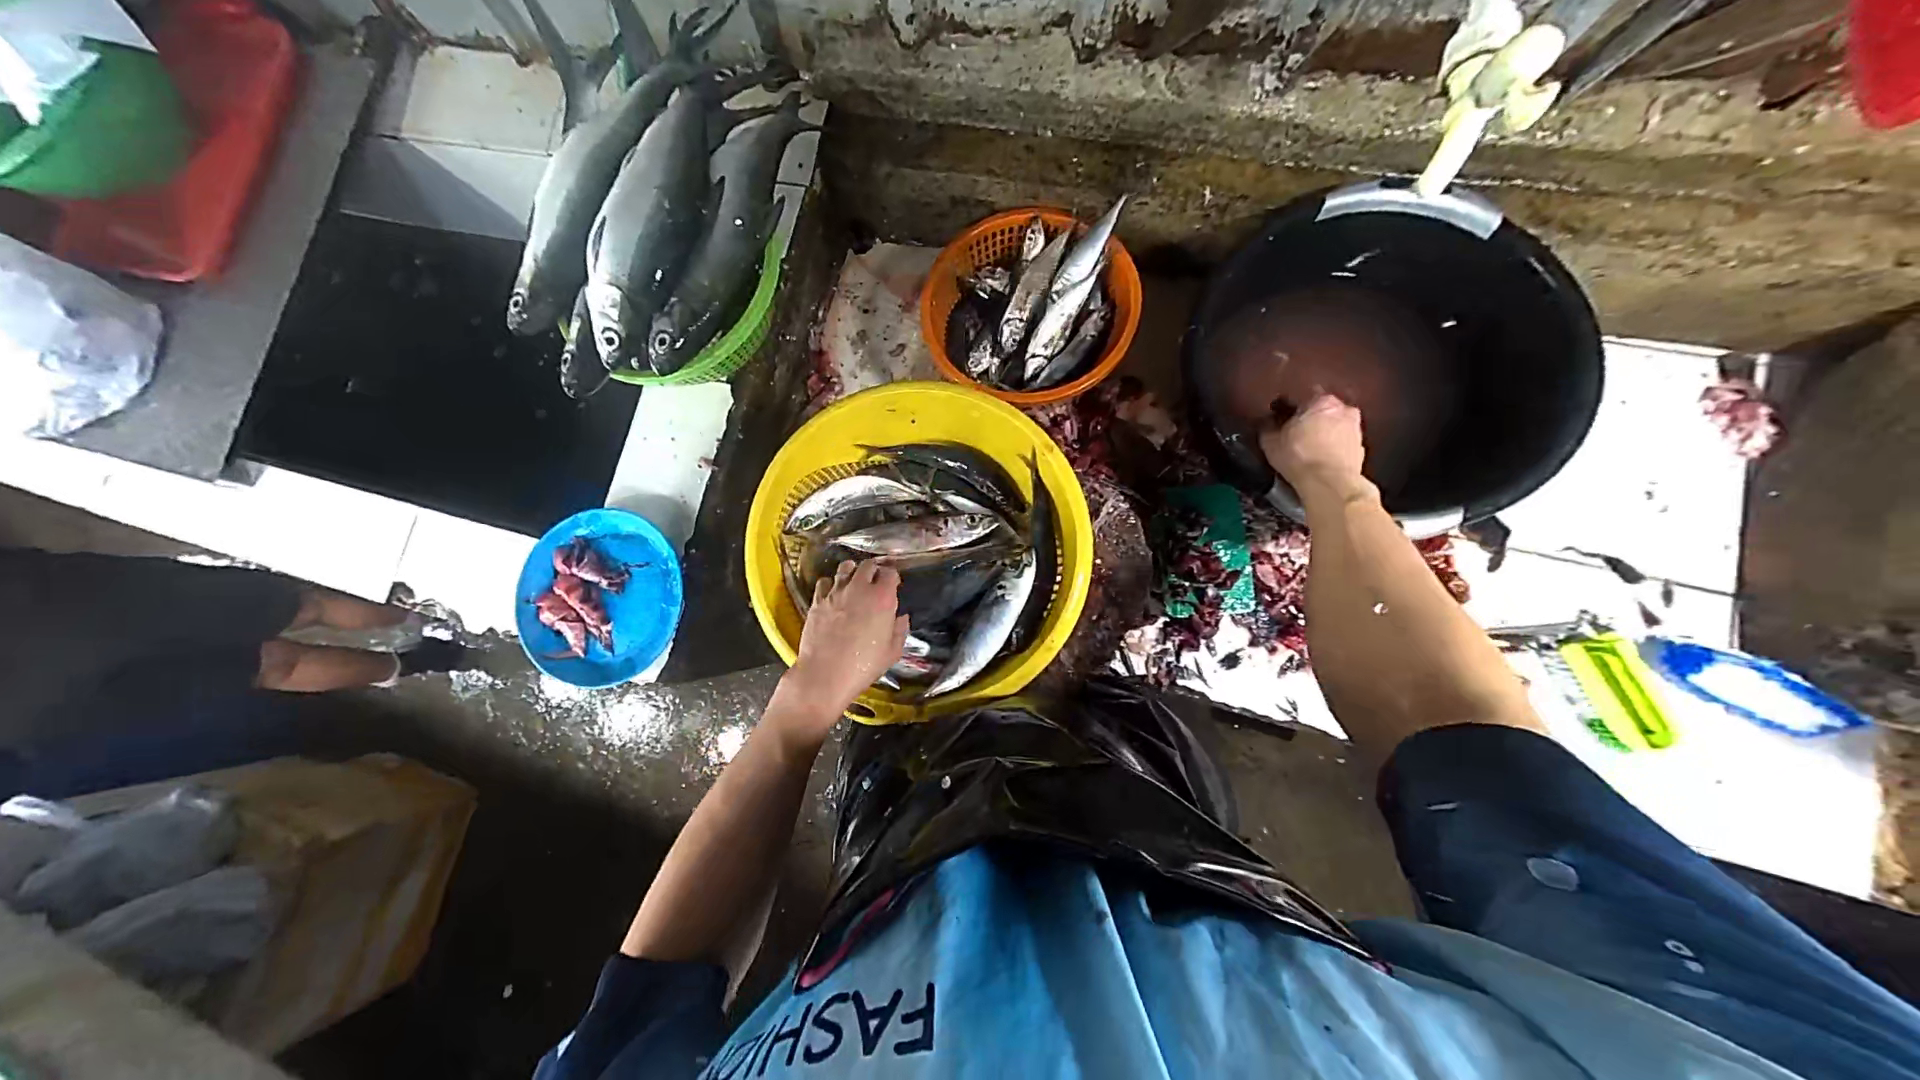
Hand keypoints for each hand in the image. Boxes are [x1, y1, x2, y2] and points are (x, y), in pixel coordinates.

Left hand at [777, 560, 909, 730]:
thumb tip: (901, 618)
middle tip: (875, 581)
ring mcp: (836, 593)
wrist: (825, 675)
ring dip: (852, 571)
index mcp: (882, 598)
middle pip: (867, 565)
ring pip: (845, 567)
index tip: (892, 585)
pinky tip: (833, 593)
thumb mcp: (892, 652)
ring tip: (854, 581)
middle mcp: (859, 589)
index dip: (892, 577)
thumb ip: (899, 631)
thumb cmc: (863, 666)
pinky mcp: (817, 601)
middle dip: (873, 570)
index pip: (890, 573)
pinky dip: (830, 584)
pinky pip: (824, 582)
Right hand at [1260, 393, 1371, 503]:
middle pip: (1322, 412)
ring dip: (1323, 436)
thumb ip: (1268, 428)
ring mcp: (1355, 431)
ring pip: (1334, 428)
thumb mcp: (1270, 442)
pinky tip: (1318, 464)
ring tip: (1305, 454)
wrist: (1328, 483)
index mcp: (1321, 401)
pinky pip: (1342, 447)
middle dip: (1310, 422)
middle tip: (1294, 436)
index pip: (1303, 397)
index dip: (1289, 410)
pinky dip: (1332, 452)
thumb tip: (1265, 425)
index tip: (1281, 420)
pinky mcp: (1360, 451)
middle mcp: (1343, 411)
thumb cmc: (1302, 458)